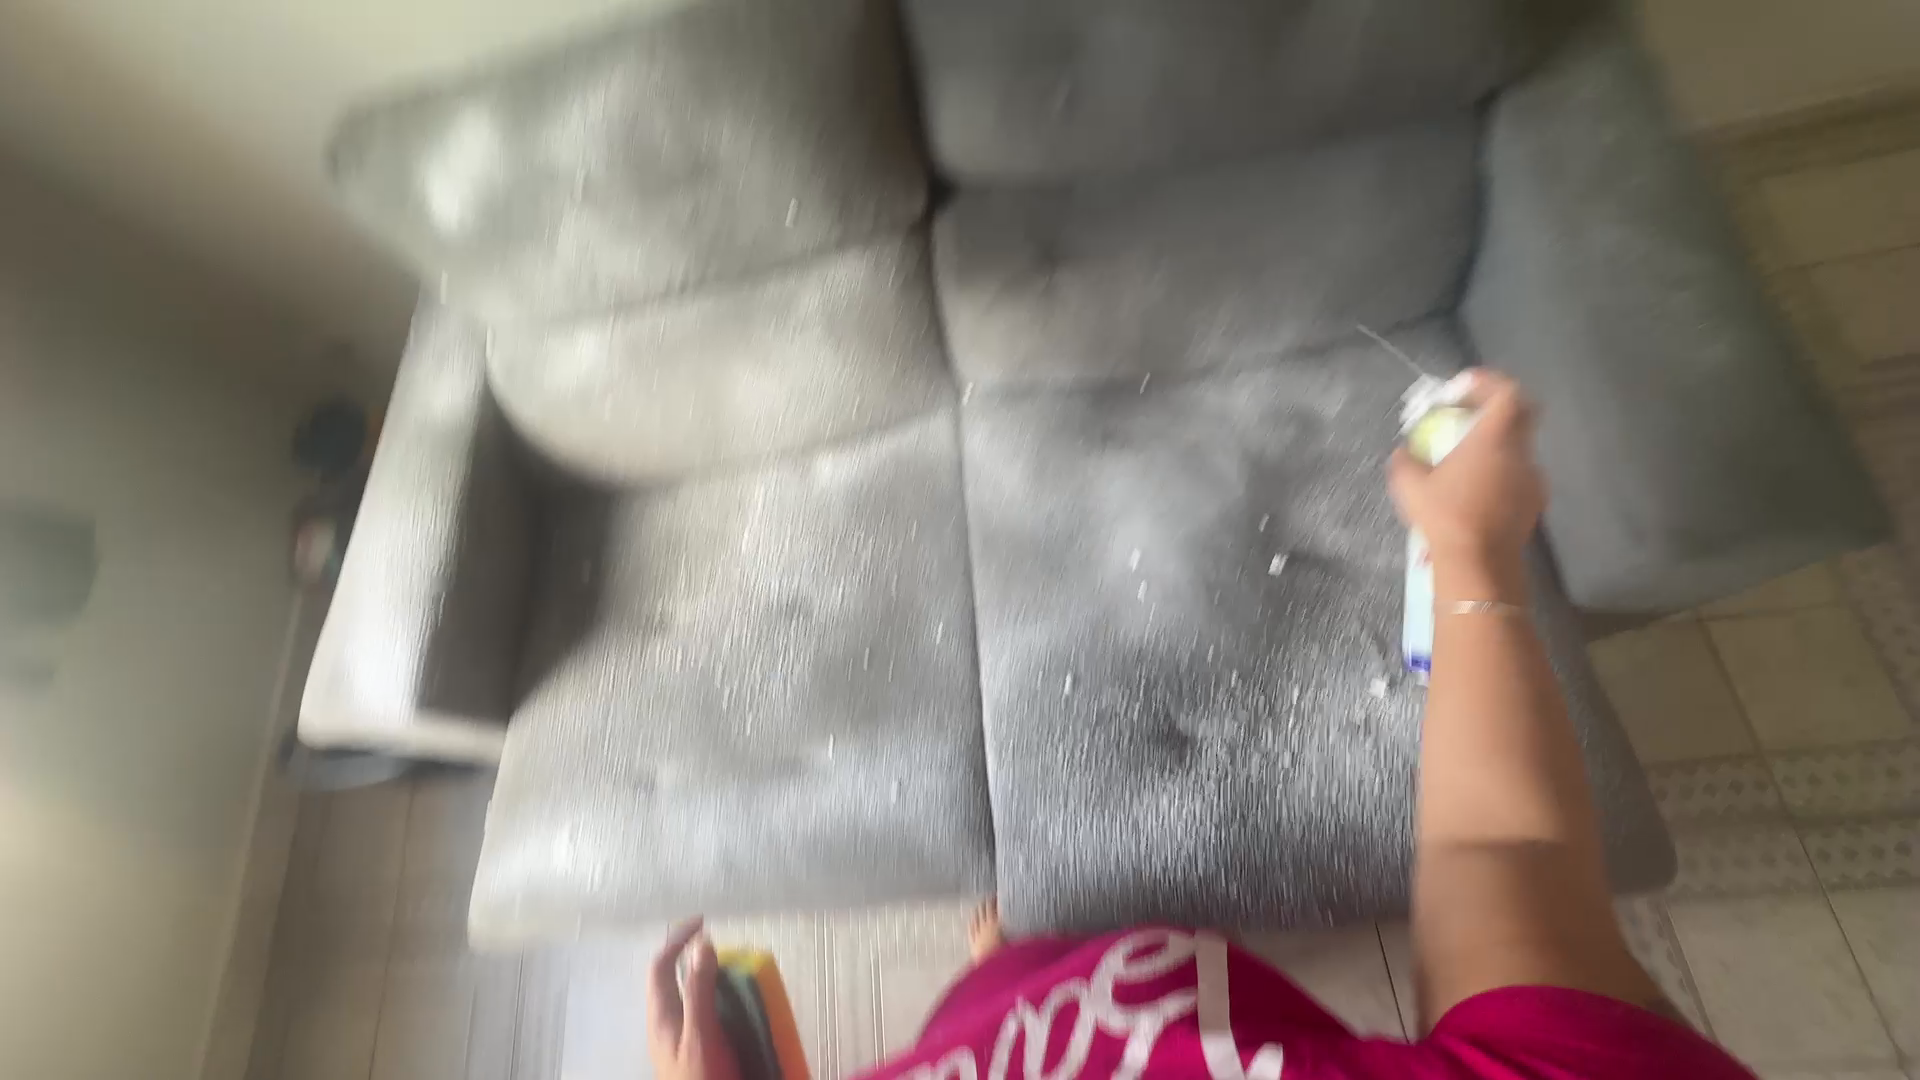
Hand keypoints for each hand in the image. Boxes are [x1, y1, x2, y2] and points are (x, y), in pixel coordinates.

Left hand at [648, 918, 740, 1079]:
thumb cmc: (700, 1079)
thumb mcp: (701, 1034)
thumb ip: (700, 990)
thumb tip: (702, 942)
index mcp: (661, 1016)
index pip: (660, 965)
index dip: (678, 938)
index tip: (704, 921)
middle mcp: (665, 1022)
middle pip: (669, 976)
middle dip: (691, 952)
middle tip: (720, 940)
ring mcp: (677, 1036)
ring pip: (684, 992)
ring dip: (704, 972)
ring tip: (731, 965)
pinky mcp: (692, 1047)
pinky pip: (699, 1009)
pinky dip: (713, 993)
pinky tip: (734, 999)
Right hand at [1387, 369, 1545, 600]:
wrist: (1477, 561)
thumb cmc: (1443, 515)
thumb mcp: (1407, 484)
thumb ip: (1405, 460)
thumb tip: (1405, 452)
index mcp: (1492, 440)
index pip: (1506, 393)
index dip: (1487, 383)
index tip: (1462, 388)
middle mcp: (1520, 453)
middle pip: (1520, 415)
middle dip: (1494, 410)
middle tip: (1466, 417)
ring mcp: (1532, 478)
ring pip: (1517, 447)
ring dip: (1494, 444)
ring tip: (1464, 461)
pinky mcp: (1533, 501)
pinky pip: (1517, 474)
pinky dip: (1498, 471)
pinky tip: (1473, 490)